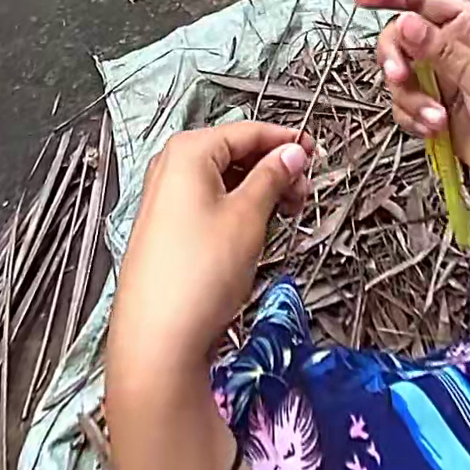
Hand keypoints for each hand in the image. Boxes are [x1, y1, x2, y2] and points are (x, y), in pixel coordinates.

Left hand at [110, 122, 312, 373]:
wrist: (158, 338)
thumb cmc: (196, 275)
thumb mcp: (248, 216)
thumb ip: (273, 176)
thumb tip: (291, 153)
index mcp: (187, 152)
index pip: (247, 131)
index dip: (284, 140)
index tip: (311, 150)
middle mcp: (171, 167)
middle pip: (234, 153)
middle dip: (273, 168)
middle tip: (303, 188)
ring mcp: (166, 196)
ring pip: (224, 179)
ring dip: (259, 189)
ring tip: (287, 210)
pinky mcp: (168, 225)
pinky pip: (210, 200)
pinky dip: (238, 206)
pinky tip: (259, 225)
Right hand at [356, 0, 469, 201]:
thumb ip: (441, 51)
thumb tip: (404, 21)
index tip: (361, 0)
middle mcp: (452, 47)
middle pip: (400, 38)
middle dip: (395, 59)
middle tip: (399, 77)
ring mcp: (441, 79)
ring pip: (398, 76)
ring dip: (410, 99)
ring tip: (436, 119)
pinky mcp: (432, 108)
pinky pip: (403, 105)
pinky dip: (413, 118)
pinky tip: (435, 130)